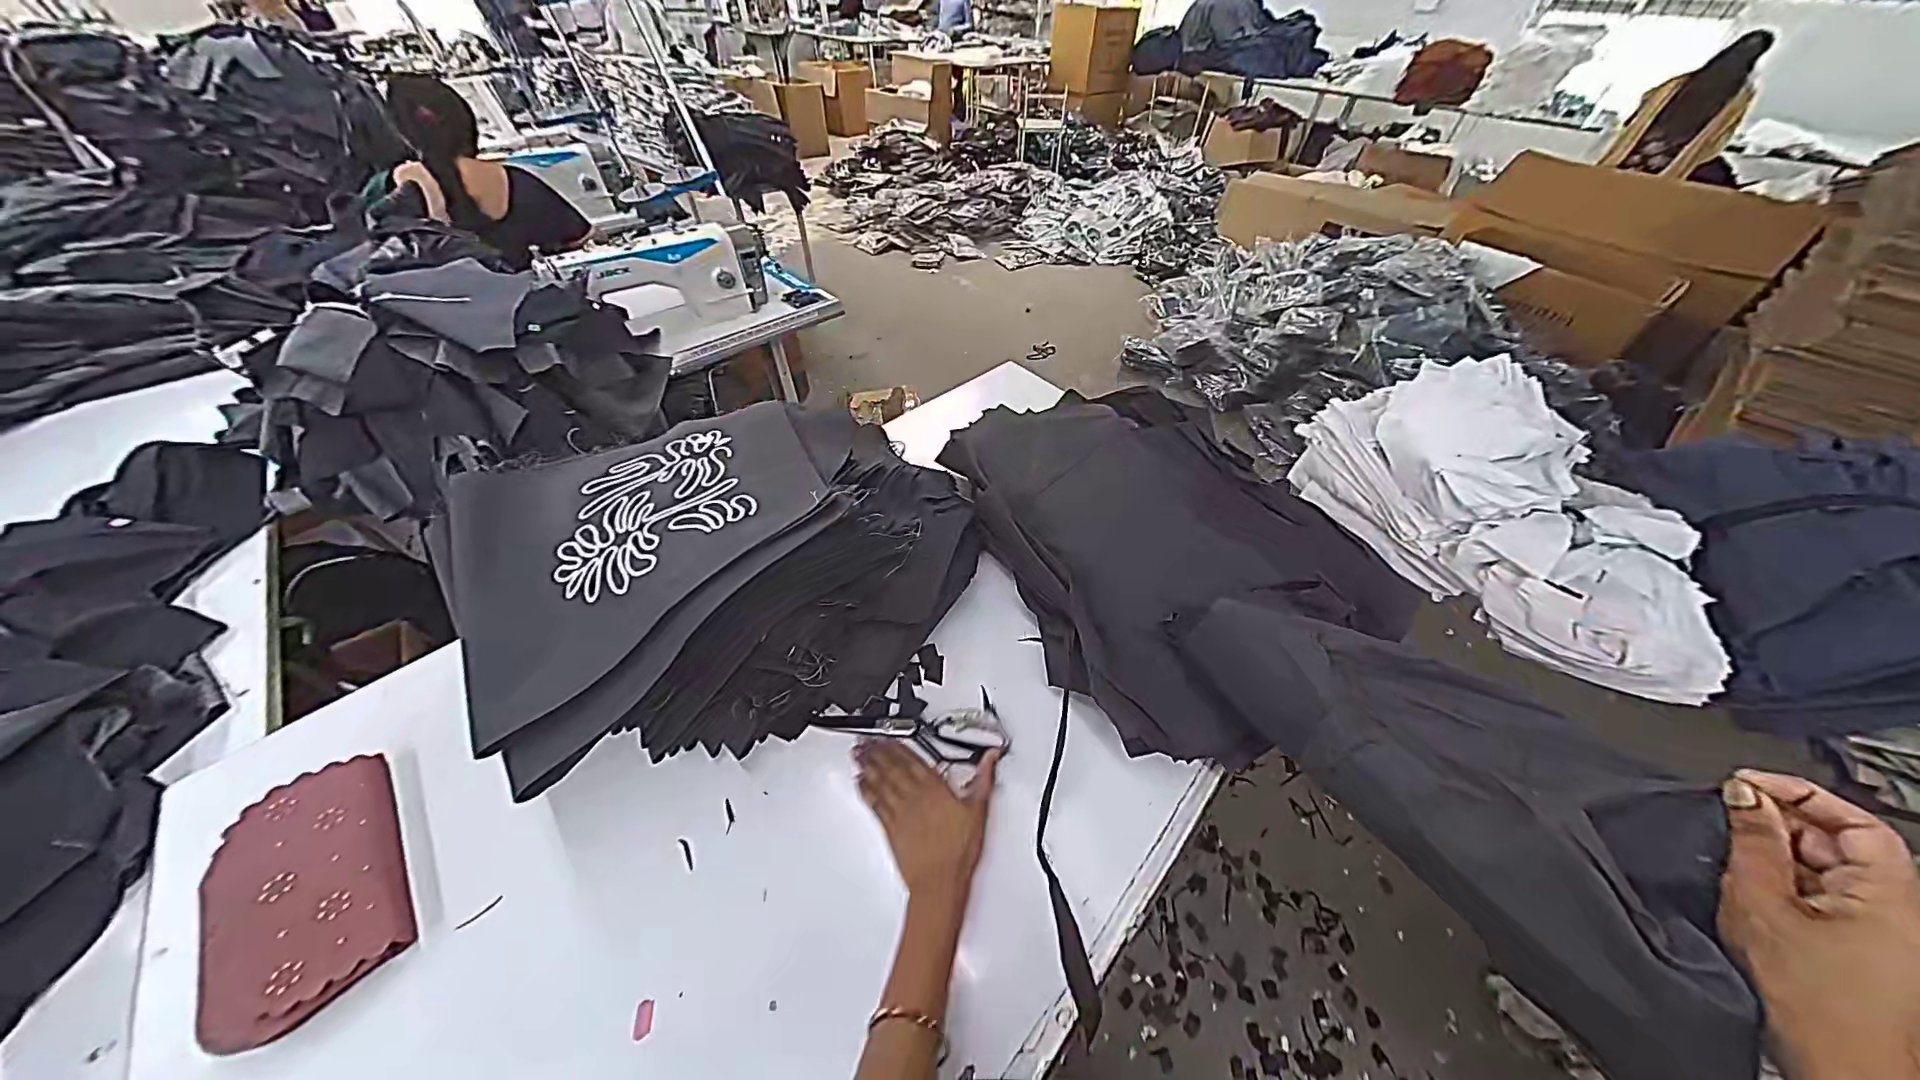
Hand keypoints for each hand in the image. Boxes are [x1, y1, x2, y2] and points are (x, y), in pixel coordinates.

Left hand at [855, 740, 1001, 900]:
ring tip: (858, 755)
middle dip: (878, 752)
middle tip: (866, 741)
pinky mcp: (890, 829)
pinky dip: (865, 791)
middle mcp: (913, 796)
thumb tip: (989, 761)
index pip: (913, 760)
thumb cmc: (957, 851)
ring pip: (880, 782)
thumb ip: (982, 780)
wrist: (939, 882)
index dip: (898, 746)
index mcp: (934, 789)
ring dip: (867, 766)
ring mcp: (899, 812)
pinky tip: (860, 783)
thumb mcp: (978, 811)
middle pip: (892, 767)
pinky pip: (875, 804)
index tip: (888, 737)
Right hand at [1717, 770, 1919, 1079]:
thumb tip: (1744, 793)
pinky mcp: (1861, 940)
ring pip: (1824, 865)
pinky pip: (1820, 891)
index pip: (1854, 819)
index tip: (1746, 781)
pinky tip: (1750, 884)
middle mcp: (1900, 905)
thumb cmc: (1811, 990)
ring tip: (1733, 854)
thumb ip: (1753, 840)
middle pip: (1838, 840)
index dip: (1799, 792)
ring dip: (1776, 851)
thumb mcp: (1761, 898)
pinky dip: (1782, 878)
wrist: (1835, 1055)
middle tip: (1726, 813)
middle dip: (1779, 822)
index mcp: (1893, 892)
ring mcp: (1884, 926)